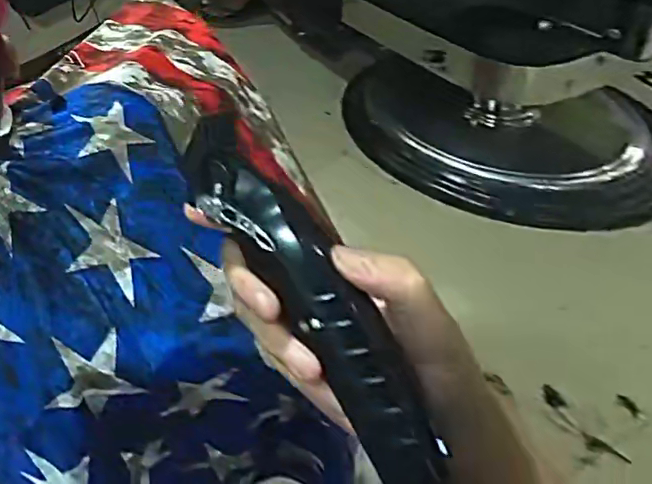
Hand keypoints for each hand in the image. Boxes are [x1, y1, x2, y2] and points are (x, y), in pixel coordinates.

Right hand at [187, 208, 485, 432]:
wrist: (456, 441)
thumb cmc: (442, 366)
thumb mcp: (429, 319)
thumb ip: (397, 283)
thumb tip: (340, 257)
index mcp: (323, 265)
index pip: (267, 230)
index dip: (226, 217)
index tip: (194, 209)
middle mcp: (301, 289)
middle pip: (245, 272)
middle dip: (245, 286)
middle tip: (270, 307)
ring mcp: (297, 329)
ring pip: (253, 319)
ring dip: (272, 337)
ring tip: (312, 367)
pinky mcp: (298, 368)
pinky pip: (273, 359)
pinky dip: (288, 368)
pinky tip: (322, 386)